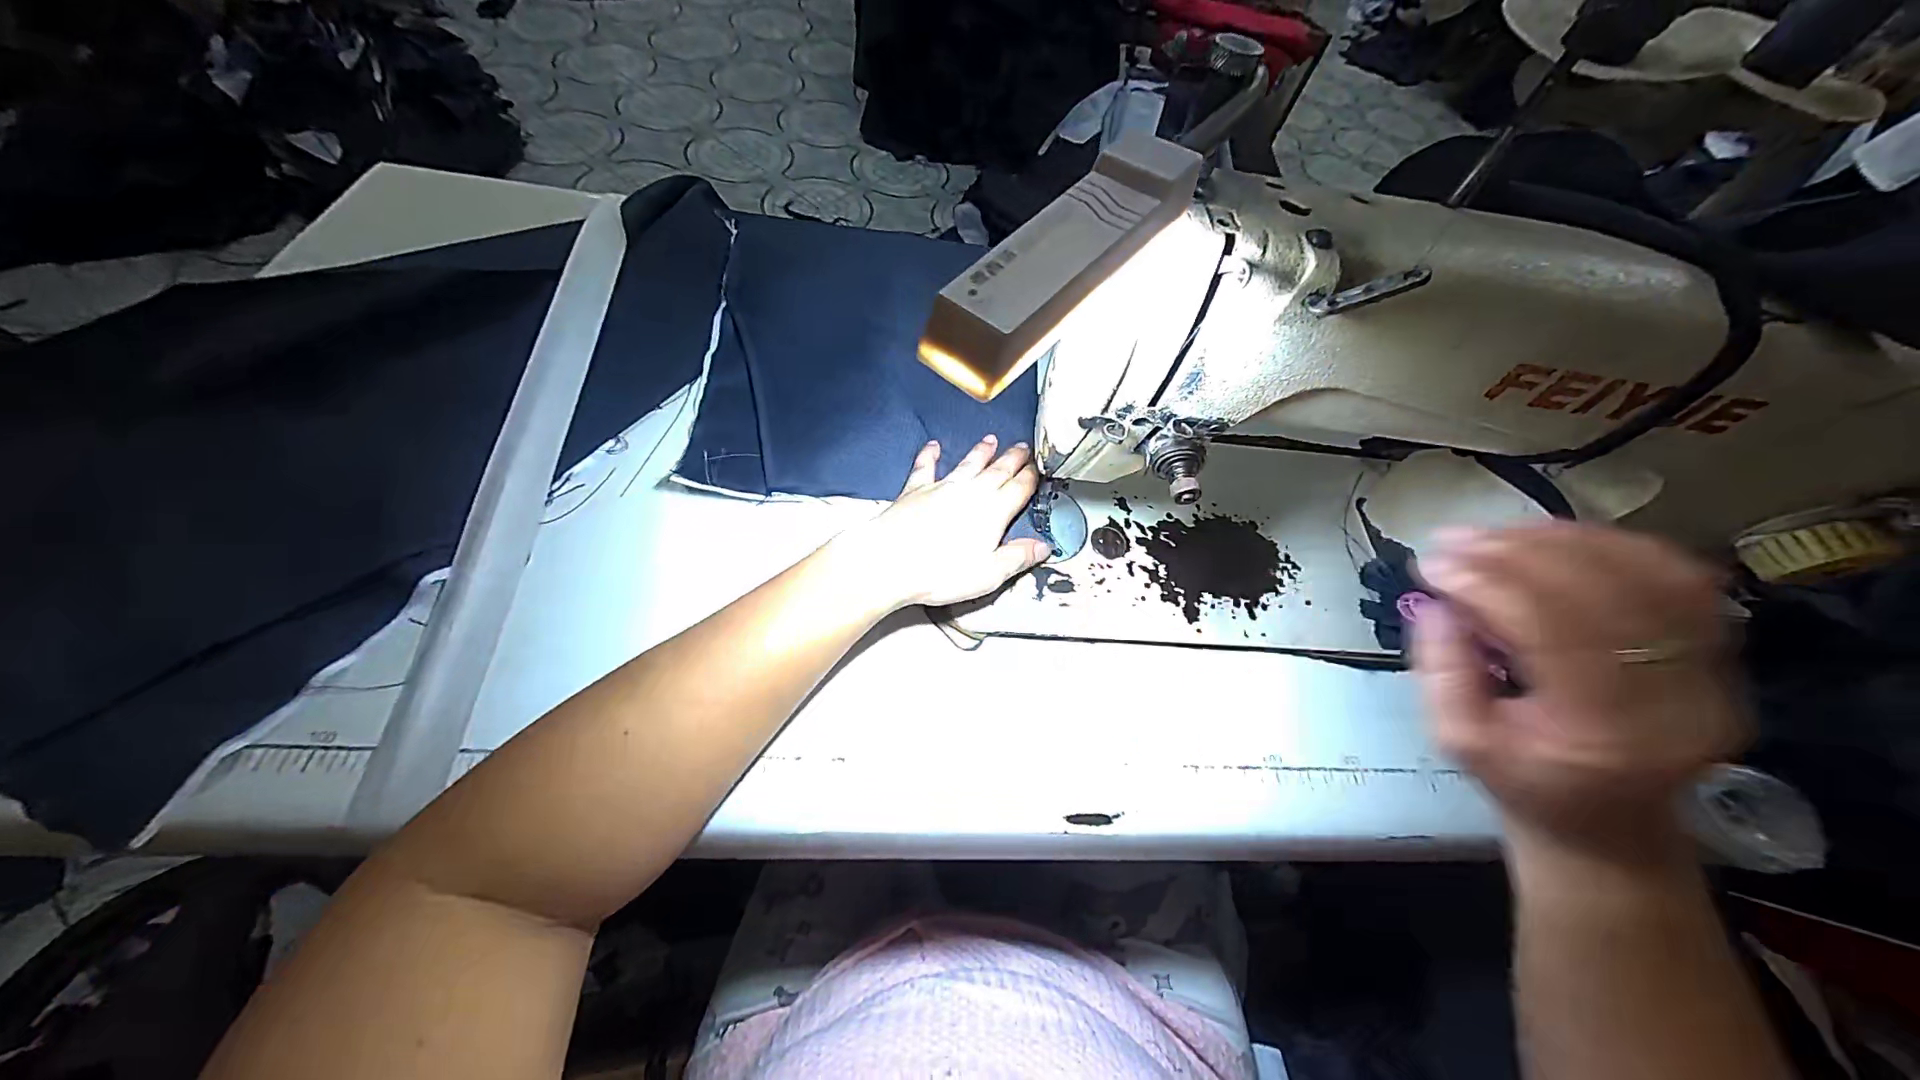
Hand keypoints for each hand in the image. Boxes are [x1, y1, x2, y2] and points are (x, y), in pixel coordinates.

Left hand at [827, 435, 1050, 611]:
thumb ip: (1017, 557)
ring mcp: (941, 488)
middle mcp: (970, 494)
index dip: (1031, 477)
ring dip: (981, 452)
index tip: (1038, 469)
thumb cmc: (938, 572)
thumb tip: (1041, 548)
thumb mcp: (989, 573)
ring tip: (991, 440)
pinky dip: (930, 454)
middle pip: (998, 470)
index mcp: (993, 512)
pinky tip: (933, 446)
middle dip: (1013, 458)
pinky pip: (926, 466)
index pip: (1019, 488)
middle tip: (1023, 448)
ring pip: (968, 464)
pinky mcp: (915, 490)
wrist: (890, 562)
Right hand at [1412, 523, 1742, 858]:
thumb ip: (1441, 670)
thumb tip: (1437, 603)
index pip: (1550, 629)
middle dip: (1517, 552)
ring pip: (1645, 574)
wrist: (1609, 819)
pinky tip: (1554, 540)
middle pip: (1602, 592)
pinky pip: (1675, 577)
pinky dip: (1611, 547)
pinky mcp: (1716, 652)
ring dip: (1561, 541)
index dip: (1487, 584)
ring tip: (1496, 535)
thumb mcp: (1458, 739)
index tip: (1433, 564)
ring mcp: (1708, 672)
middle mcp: (1672, 697)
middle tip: (1456, 539)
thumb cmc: (1525, 782)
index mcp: (1601, 731)